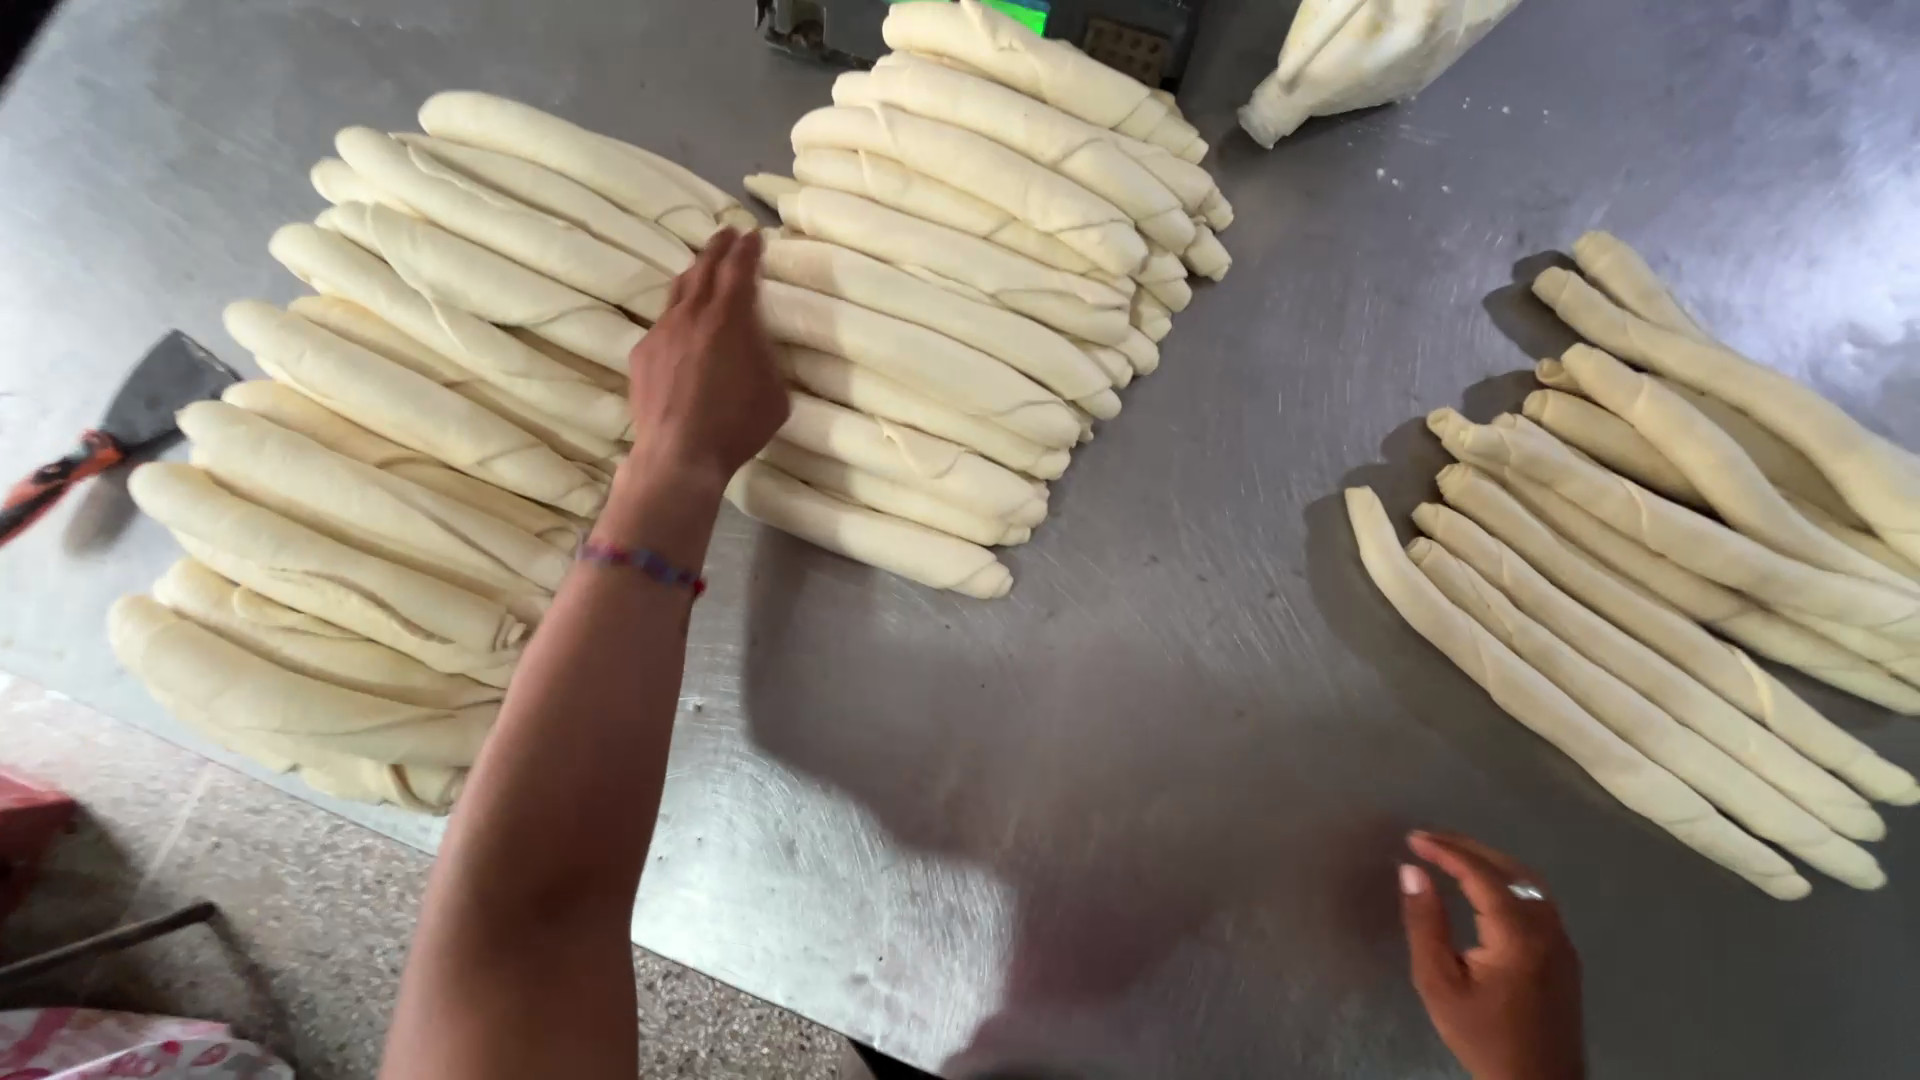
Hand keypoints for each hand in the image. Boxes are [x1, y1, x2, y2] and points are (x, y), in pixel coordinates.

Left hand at [624, 228, 787, 494]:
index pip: (740, 269)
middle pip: (704, 268)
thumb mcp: (775, 394)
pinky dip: (677, 314)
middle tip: (727, 233)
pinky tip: (681, 325)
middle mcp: (693, 315)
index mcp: (731, 319)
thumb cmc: (737, 426)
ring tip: (702, 268)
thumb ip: (767, 359)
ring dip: (693, 273)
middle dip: (719, 247)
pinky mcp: (642, 354)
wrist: (680, 453)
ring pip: (678, 291)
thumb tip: (756, 347)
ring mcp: (662, 332)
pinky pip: (662, 323)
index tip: (754, 235)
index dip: (748, 249)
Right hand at [1400, 831, 1584, 1079]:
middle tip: (1428, 839)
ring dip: (1489, 861)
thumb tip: (1412, 871)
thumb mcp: (1438, 982)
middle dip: (1467, 847)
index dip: (1446, 850)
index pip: (1481, 875)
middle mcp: (1548, 931)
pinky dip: (1505, 879)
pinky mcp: (1564, 956)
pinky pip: (1536, 900)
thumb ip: (1425, 923)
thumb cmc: (1482, 1035)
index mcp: (1519, 936)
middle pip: (1510, 871)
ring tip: (1451, 854)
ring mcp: (1562, 944)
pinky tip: (1482, 885)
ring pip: (1529, 883)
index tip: (1413, 839)